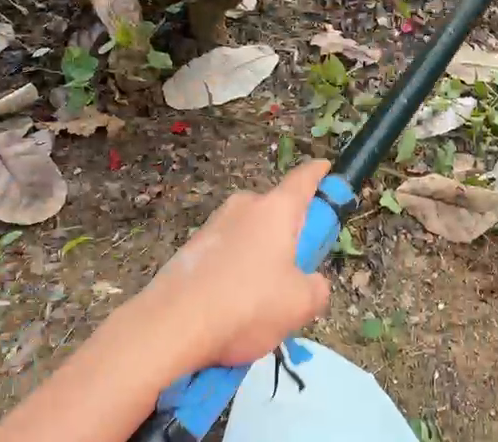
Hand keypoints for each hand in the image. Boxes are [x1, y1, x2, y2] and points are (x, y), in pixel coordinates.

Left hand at [136, 159, 334, 367]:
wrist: (170, 327)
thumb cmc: (247, 305)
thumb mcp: (300, 304)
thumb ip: (318, 288)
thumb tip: (312, 284)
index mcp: (276, 209)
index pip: (304, 179)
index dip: (320, 173)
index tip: (327, 169)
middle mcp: (245, 206)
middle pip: (276, 212)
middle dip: (289, 235)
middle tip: (294, 273)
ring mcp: (214, 225)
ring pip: (250, 236)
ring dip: (259, 258)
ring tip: (257, 304)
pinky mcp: (191, 249)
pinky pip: (226, 255)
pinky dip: (233, 274)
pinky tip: (229, 311)